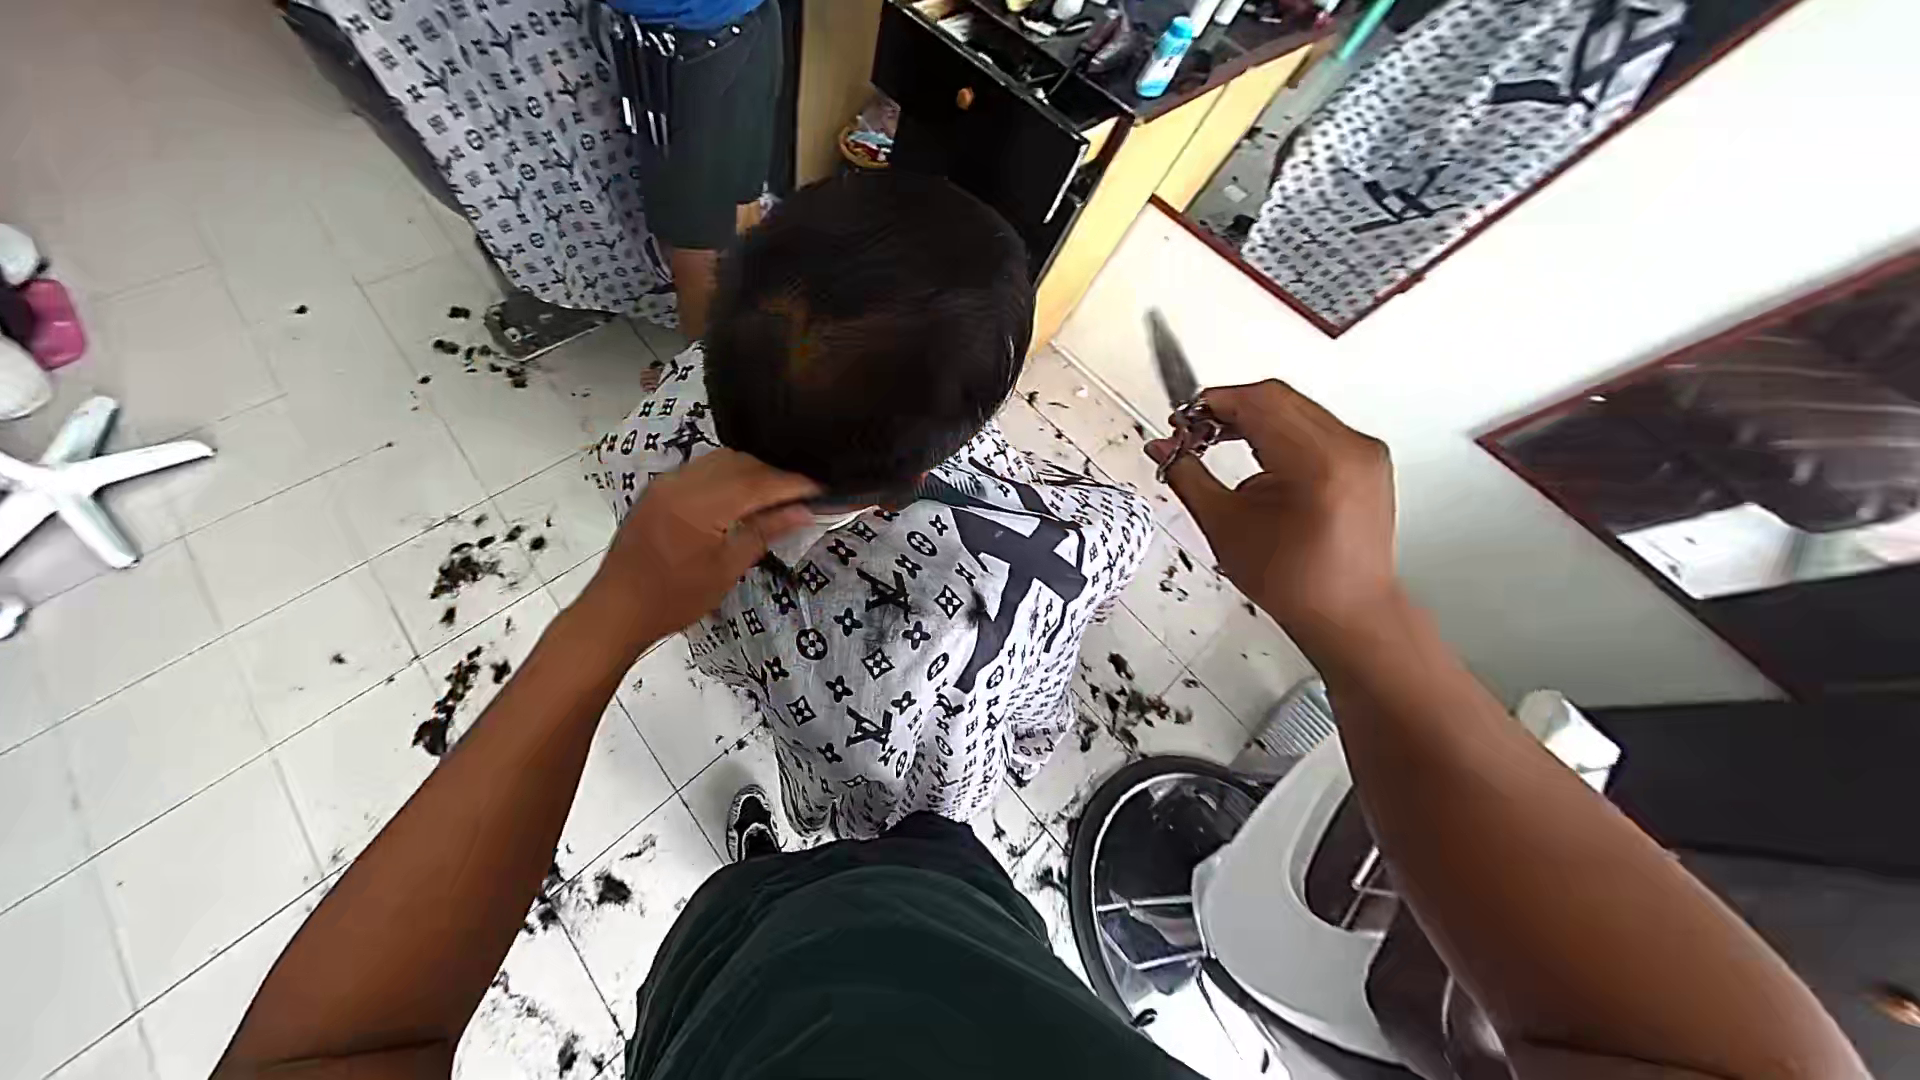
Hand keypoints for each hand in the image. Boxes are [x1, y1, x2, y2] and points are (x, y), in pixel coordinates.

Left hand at [577, 449, 818, 652]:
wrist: (616, 610)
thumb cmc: (674, 599)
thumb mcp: (727, 569)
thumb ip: (765, 532)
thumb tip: (803, 512)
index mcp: (699, 505)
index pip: (757, 482)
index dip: (792, 483)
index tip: (820, 488)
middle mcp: (680, 483)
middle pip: (741, 463)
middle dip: (775, 475)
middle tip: (802, 495)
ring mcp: (666, 483)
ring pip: (721, 460)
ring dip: (752, 472)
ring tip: (775, 495)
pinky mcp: (659, 489)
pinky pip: (703, 468)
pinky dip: (729, 474)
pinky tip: (743, 494)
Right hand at [1145, 380, 1398, 643]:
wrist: (1344, 610)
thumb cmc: (1295, 581)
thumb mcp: (1224, 526)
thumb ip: (1188, 476)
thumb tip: (1163, 449)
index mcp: (1317, 463)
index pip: (1258, 402)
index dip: (1213, 403)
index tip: (1184, 418)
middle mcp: (1350, 449)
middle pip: (1277, 398)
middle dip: (1228, 408)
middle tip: (1193, 429)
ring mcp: (1363, 452)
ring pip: (1295, 407)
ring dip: (1251, 418)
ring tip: (1217, 440)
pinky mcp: (1365, 459)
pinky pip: (1314, 425)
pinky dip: (1277, 430)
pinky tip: (1253, 452)